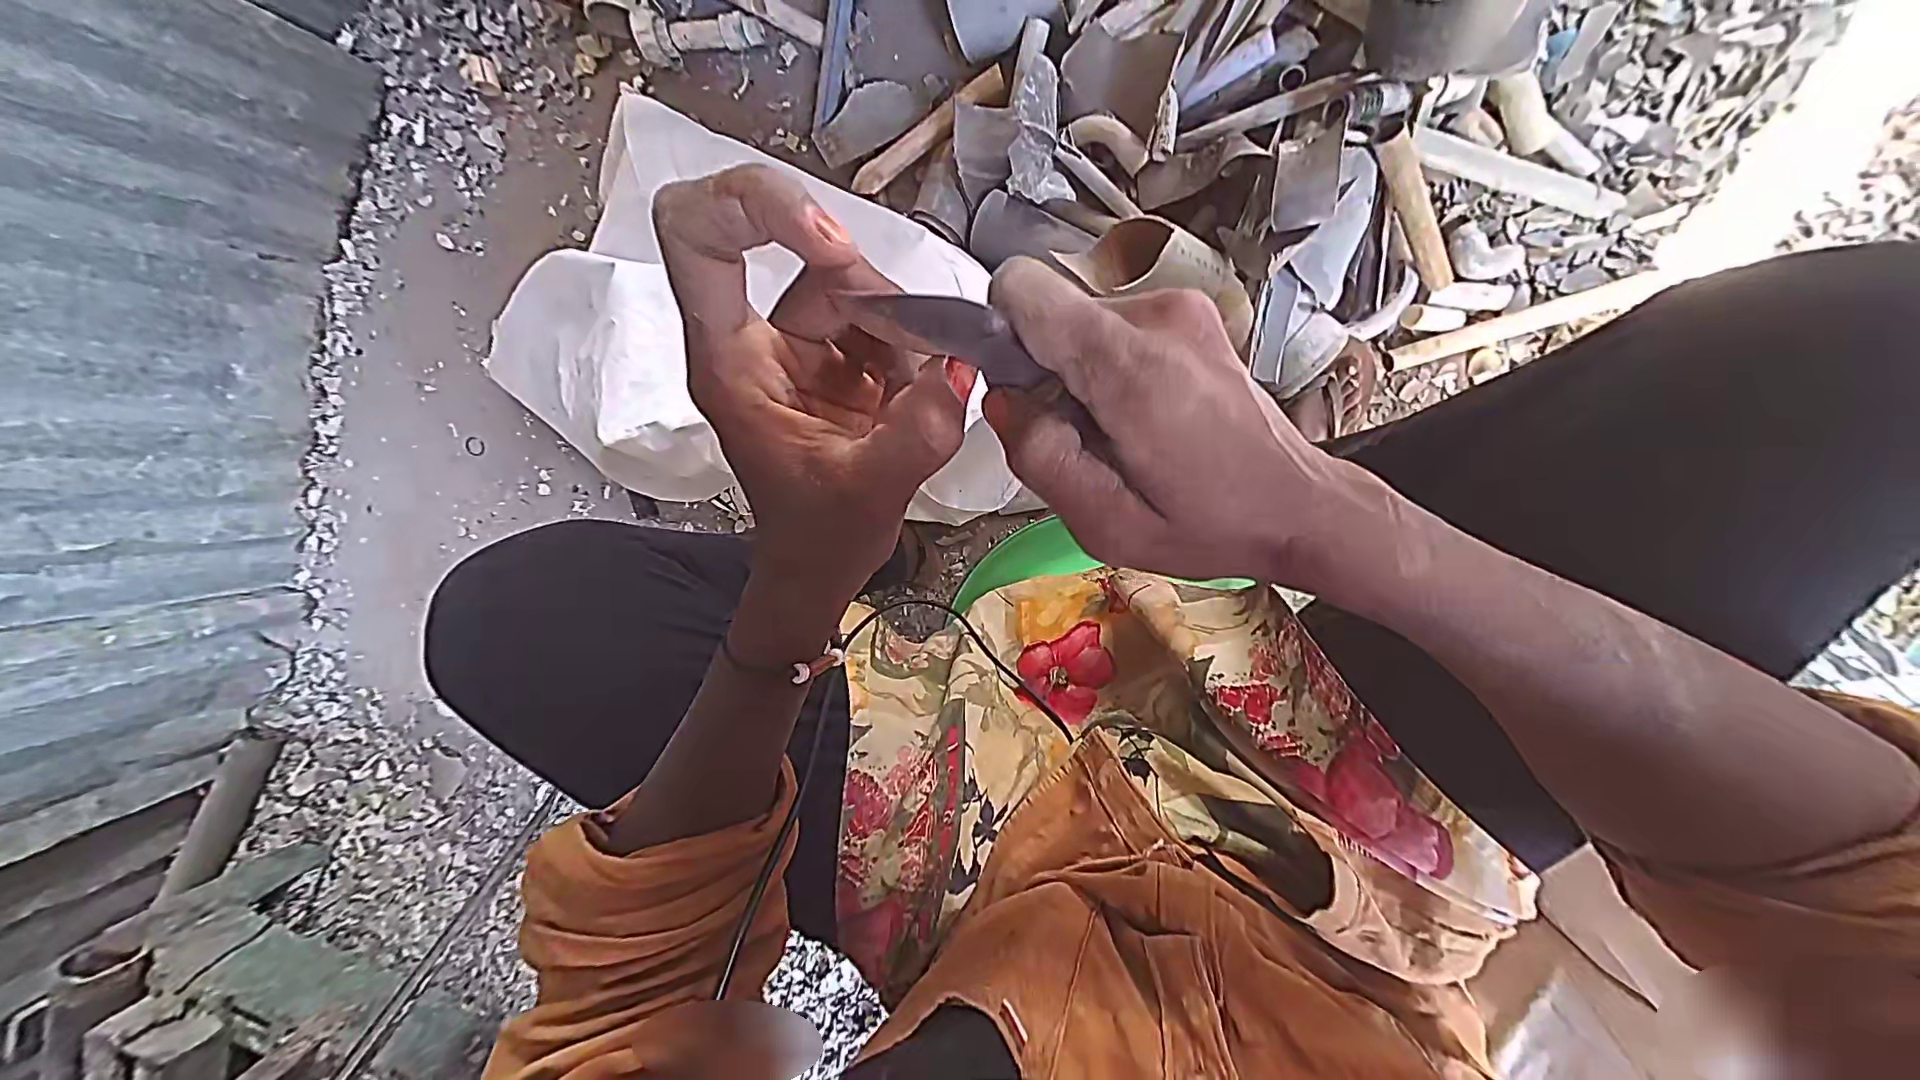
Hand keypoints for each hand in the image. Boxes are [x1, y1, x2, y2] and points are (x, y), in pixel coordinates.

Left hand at [654, 166, 972, 598]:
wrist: (822, 563)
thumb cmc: (820, 537)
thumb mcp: (870, 491)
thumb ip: (920, 429)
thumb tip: (960, 364)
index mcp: (731, 365)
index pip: (696, 234)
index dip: (756, 206)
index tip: (830, 243)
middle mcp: (757, 344)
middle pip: (805, 260)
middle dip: (873, 298)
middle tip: (917, 351)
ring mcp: (797, 349)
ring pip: (852, 291)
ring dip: (903, 332)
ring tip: (916, 393)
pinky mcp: (833, 360)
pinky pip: (878, 323)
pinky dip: (912, 348)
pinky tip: (915, 393)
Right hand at [981, 257, 1381, 585]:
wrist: (1295, 502)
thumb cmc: (1209, 524)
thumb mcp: (1106, 525)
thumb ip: (1040, 458)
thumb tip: (1002, 402)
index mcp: (1132, 370)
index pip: (1023, 292)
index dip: (997, 334)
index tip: (1013, 389)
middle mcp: (1157, 317)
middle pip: (1046, 313)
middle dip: (1038, 372)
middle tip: (1072, 434)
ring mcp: (1177, 307)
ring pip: (1075, 321)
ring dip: (1071, 375)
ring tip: (1110, 431)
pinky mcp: (1186, 312)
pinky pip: (1107, 326)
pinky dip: (1101, 367)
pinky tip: (1131, 415)